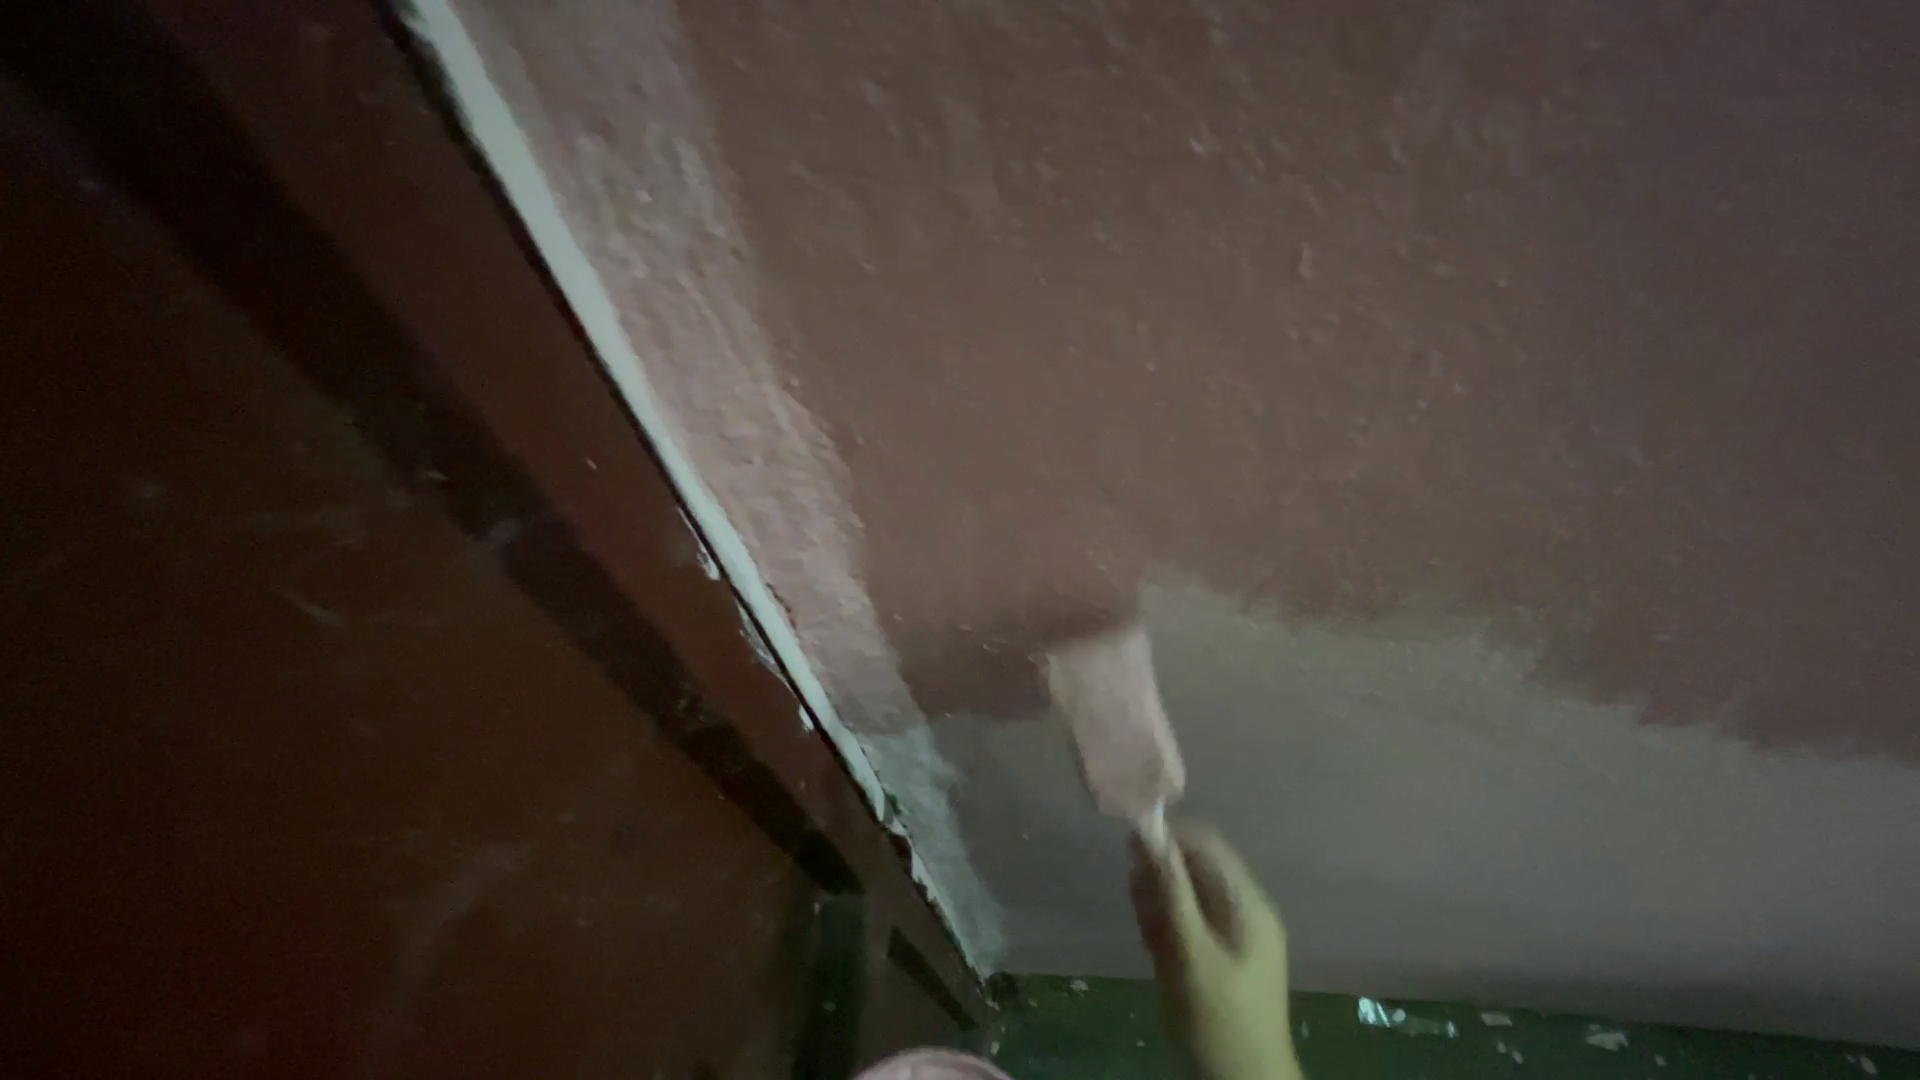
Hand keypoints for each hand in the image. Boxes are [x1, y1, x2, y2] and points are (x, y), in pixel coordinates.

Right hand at [1131, 822, 1302, 1079]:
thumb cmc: (1218, 1017)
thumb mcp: (1190, 950)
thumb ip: (1171, 890)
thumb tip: (1150, 832)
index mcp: (1247, 902)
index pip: (1205, 844)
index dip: (1168, 837)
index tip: (1130, 847)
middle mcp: (1242, 910)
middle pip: (1193, 868)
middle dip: (1159, 878)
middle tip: (1138, 905)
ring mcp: (1230, 935)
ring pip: (1184, 895)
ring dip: (1158, 904)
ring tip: (1147, 935)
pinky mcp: (1216, 956)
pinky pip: (1186, 923)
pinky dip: (1165, 927)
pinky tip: (1153, 950)